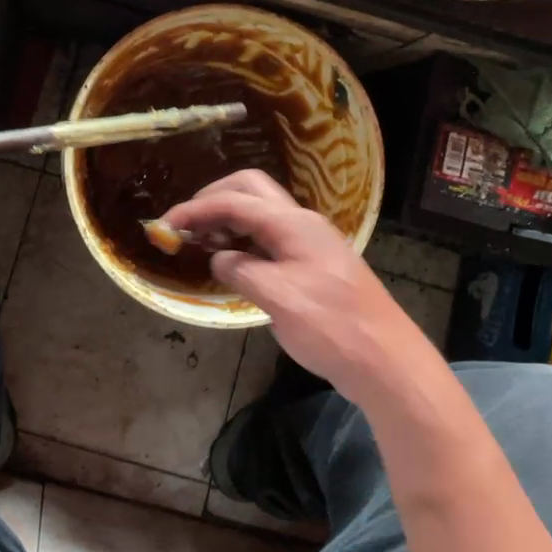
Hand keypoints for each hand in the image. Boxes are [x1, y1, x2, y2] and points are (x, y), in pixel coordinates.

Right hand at [159, 170, 434, 406]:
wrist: (385, 362)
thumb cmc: (332, 328)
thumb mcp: (278, 299)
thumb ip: (242, 271)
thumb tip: (218, 258)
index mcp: (293, 224)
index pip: (235, 201)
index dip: (197, 209)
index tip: (165, 225)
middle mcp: (302, 223)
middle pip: (250, 190)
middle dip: (213, 200)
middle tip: (185, 225)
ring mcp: (310, 243)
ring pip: (261, 212)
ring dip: (228, 220)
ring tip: (199, 242)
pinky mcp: (313, 265)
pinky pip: (270, 237)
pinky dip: (243, 240)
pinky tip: (229, 261)